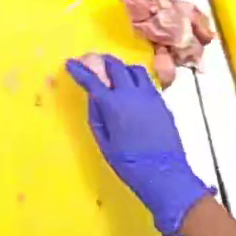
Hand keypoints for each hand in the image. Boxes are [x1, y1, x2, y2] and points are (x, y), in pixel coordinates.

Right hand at [65, 55, 212, 235]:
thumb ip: (97, 116)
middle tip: (95, 62)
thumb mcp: (104, 142)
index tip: (70, 63)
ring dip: (122, 67)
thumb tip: (93, 97)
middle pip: (116, 66)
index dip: (79, 70)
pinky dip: (136, 79)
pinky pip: (147, 82)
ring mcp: (149, 96)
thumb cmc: (129, 164)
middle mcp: (131, 94)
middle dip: (102, 61)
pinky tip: (133, 89)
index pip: (92, 80)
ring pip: (135, 69)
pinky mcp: (162, 102)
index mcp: (113, 105)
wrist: (165, 175)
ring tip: (116, 74)